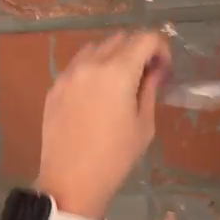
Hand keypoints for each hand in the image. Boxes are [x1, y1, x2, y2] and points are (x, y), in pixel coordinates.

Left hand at [37, 31, 171, 219]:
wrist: (70, 181)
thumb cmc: (115, 157)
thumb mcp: (143, 125)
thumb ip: (149, 90)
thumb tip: (154, 71)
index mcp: (118, 71)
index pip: (145, 38)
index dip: (161, 49)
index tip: (164, 70)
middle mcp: (91, 63)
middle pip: (121, 38)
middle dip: (138, 50)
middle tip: (147, 75)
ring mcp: (69, 73)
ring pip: (96, 47)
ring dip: (114, 55)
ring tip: (121, 82)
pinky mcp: (55, 86)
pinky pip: (78, 65)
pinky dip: (93, 68)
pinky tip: (97, 94)